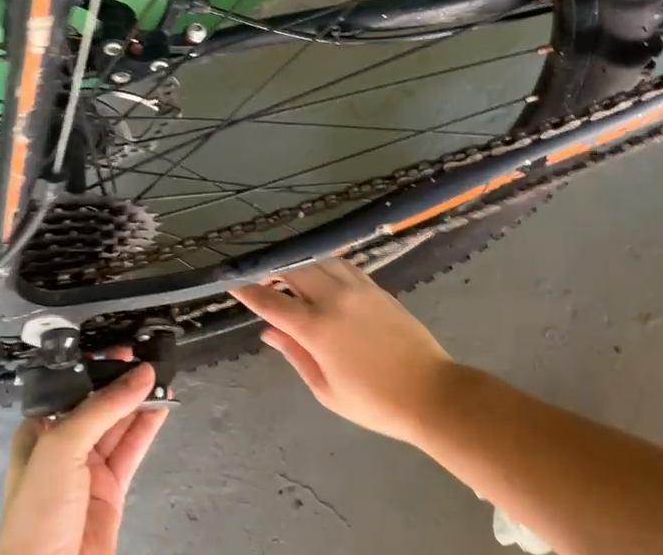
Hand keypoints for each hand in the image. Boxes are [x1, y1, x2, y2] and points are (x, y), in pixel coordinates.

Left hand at [0, 359, 167, 554]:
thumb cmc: (39, 511)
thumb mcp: (62, 448)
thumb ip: (102, 408)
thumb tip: (142, 373)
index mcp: (39, 432)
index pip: (70, 388)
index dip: (96, 365)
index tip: (124, 345)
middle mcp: (63, 446)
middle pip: (99, 403)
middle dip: (123, 380)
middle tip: (151, 353)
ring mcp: (88, 469)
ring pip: (120, 423)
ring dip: (141, 399)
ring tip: (164, 371)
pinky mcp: (112, 489)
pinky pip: (133, 448)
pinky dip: (149, 425)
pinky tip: (165, 404)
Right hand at [231, 259, 456, 444]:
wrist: (430, 392)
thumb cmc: (374, 402)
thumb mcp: (326, 389)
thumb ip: (295, 355)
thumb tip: (269, 333)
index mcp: (317, 329)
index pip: (273, 302)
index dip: (249, 292)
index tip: (232, 284)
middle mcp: (335, 300)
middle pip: (295, 270)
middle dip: (273, 270)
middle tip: (261, 279)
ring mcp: (358, 289)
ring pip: (320, 262)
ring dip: (300, 264)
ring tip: (289, 276)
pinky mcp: (377, 288)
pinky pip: (344, 266)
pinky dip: (326, 265)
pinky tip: (322, 275)